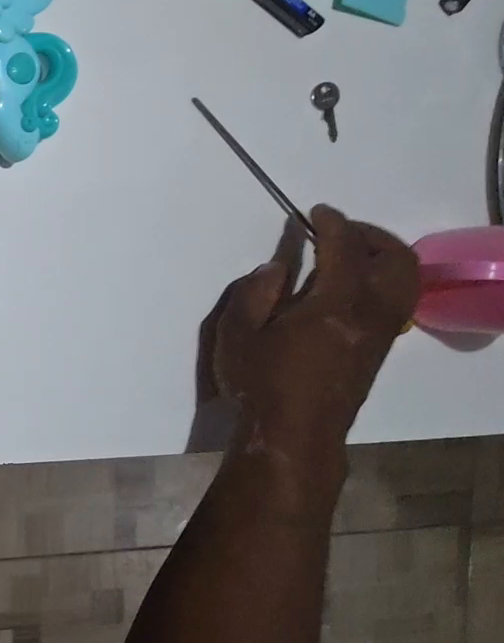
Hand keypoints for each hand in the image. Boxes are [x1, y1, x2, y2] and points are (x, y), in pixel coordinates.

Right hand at [211, 205, 418, 451]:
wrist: (293, 430)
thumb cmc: (259, 382)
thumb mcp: (236, 336)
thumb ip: (253, 296)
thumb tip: (274, 269)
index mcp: (333, 304)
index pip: (344, 250)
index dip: (333, 225)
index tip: (316, 212)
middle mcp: (371, 311)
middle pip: (393, 258)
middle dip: (370, 235)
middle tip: (339, 229)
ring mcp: (383, 329)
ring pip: (405, 278)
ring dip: (385, 256)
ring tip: (353, 254)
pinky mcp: (381, 346)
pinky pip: (398, 297)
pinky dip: (385, 278)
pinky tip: (355, 286)